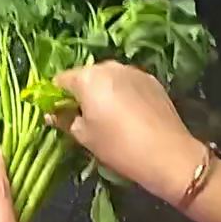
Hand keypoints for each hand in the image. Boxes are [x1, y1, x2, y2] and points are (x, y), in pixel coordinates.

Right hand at [51, 63, 203, 203]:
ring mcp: (131, 70)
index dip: (56, 97)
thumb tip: (51, 114)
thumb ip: (64, 120)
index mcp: (86, 77)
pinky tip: (130, 114)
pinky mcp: (150, 79)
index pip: (60, 80)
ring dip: (103, 91)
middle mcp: (107, 66)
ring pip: (107, 78)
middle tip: (85, 117)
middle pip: (85, 76)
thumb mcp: (84, 136)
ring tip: (111, 116)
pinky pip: (127, 82)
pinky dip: (123, 93)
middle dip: (81, 92)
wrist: (169, 155)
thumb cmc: (119, 146)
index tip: (60, 114)